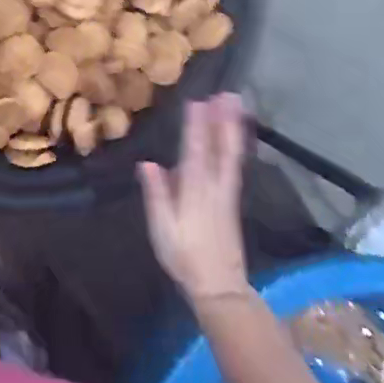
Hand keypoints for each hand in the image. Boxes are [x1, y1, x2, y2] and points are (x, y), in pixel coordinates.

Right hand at [141, 93, 251, 303]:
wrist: (219, 287)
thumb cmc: (183, 255)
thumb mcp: (162, 227)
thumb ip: (158, 195)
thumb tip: (148, 162)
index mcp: (196, 192)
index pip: (196, 152)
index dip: (198, 127)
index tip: (198, 101)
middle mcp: (216, 188)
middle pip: (223, 150)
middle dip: (225, 122)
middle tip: (229, 95)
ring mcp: (226, 195)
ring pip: (232, 156)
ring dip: (233, 130)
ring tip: (234, 107)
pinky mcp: (229, 201)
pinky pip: (233, 166)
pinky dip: (234, 147)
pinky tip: (233, 138)